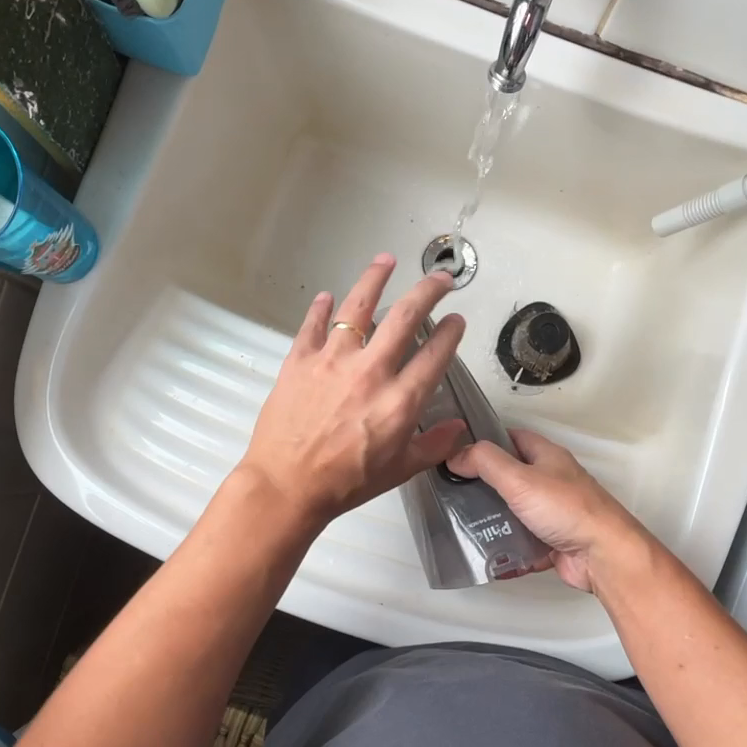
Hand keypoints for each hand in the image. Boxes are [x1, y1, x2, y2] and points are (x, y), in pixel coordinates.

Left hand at [234, 254, 466, 529]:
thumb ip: (433, 446)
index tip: (457, 320)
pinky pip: (313, 324)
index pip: (436, 354)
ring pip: (358, 306)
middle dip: (429, 291)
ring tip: (386, 260)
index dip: (451, 333)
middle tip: (441, 279)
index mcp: (400, 400)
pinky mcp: (299, 360)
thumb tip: (459, 429)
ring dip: (375, 279)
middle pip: (406, 316)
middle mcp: (371, 371)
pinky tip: (326, 297)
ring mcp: (333, 360)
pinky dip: (321, 308)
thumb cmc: (346, 483)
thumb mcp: (399, 471)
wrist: (287, 485)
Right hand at [446, 429, 652, 591]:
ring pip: (514, 512)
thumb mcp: (520, 478)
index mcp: (547, 457)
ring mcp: (552, 513)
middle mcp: (551, 481)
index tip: (458, 451)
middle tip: (452, 492)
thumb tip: (457, 455)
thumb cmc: (567, 509)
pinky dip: (506, 549)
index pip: (513, 438)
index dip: (486, 441)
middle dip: (483, 485)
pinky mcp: (551, 542)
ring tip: (460, 524)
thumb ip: (485, 463)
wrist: (602, 556)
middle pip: (510, 477)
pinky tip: (485, 553)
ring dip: (492, 520)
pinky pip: (521, 543)